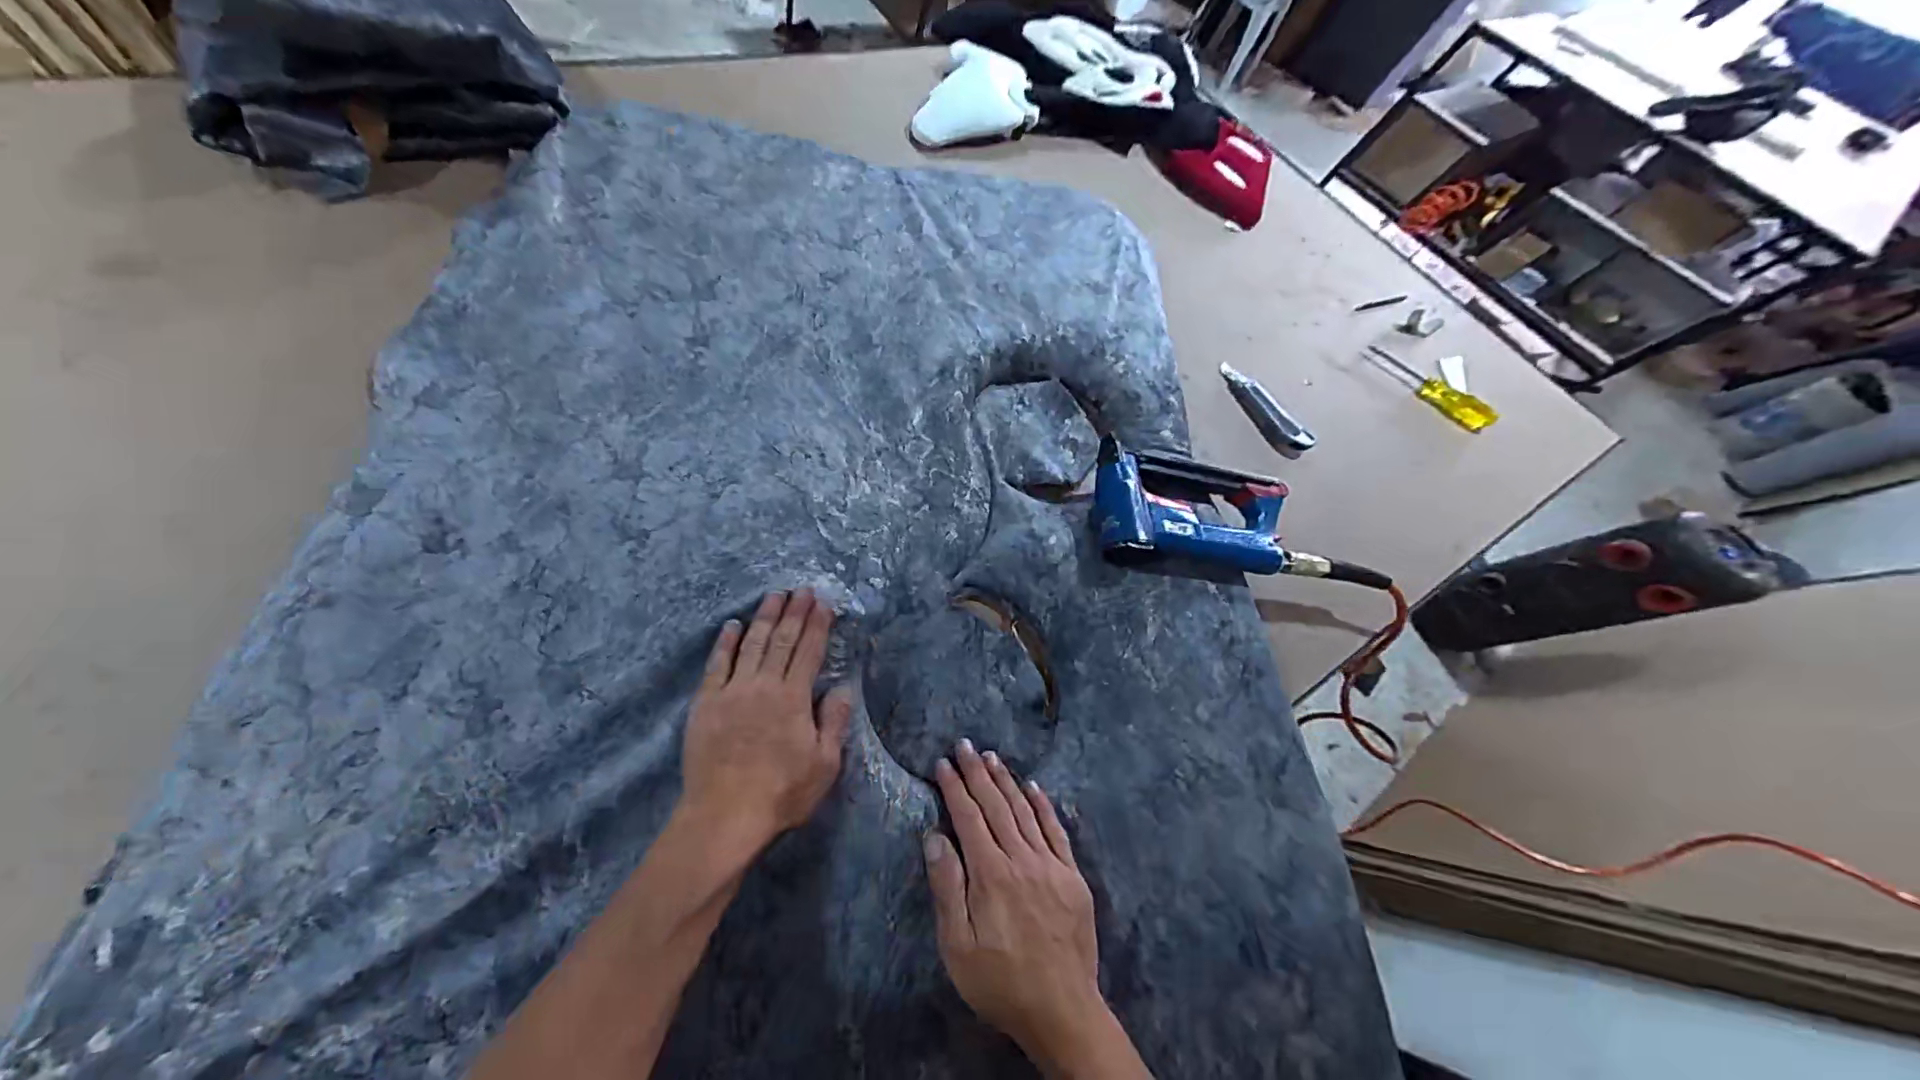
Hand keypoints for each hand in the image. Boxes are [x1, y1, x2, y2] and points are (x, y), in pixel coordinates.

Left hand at [680, 589, 852, 853]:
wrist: (723, 816)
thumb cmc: (781, 793)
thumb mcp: (824, 764)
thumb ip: (834, 723)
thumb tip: (842, 689)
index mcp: (793, 698)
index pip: (809, 652)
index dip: (818, 625)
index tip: (824, 603)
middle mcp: (763, 686)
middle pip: (781, 640)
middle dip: (794, 612)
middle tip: (802, 589)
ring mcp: (731, 692)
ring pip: (750, 644)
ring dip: (764, 618)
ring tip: (774, 596)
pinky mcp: (705, 703)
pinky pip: (717, 664)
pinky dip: (725, 642)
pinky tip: (732, 626)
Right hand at [926, 741, 1143, 1077]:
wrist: (1062, 1010)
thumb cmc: (1000, 982)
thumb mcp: (958, 946)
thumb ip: (948, 888)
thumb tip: (934, 837)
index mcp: (990, 875)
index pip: (968, 818)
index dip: (955, 788)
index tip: (943, 763)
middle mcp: (1022, 860)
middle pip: (996, 806)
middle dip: (977, 773)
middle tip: (965, 745)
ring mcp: (1051, 865)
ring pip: (1025, 811)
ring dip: (1007, 781)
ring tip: (992, 757)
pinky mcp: (1072, 877)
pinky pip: (1057, 831)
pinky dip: (1044, 806)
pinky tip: (1034, 787)